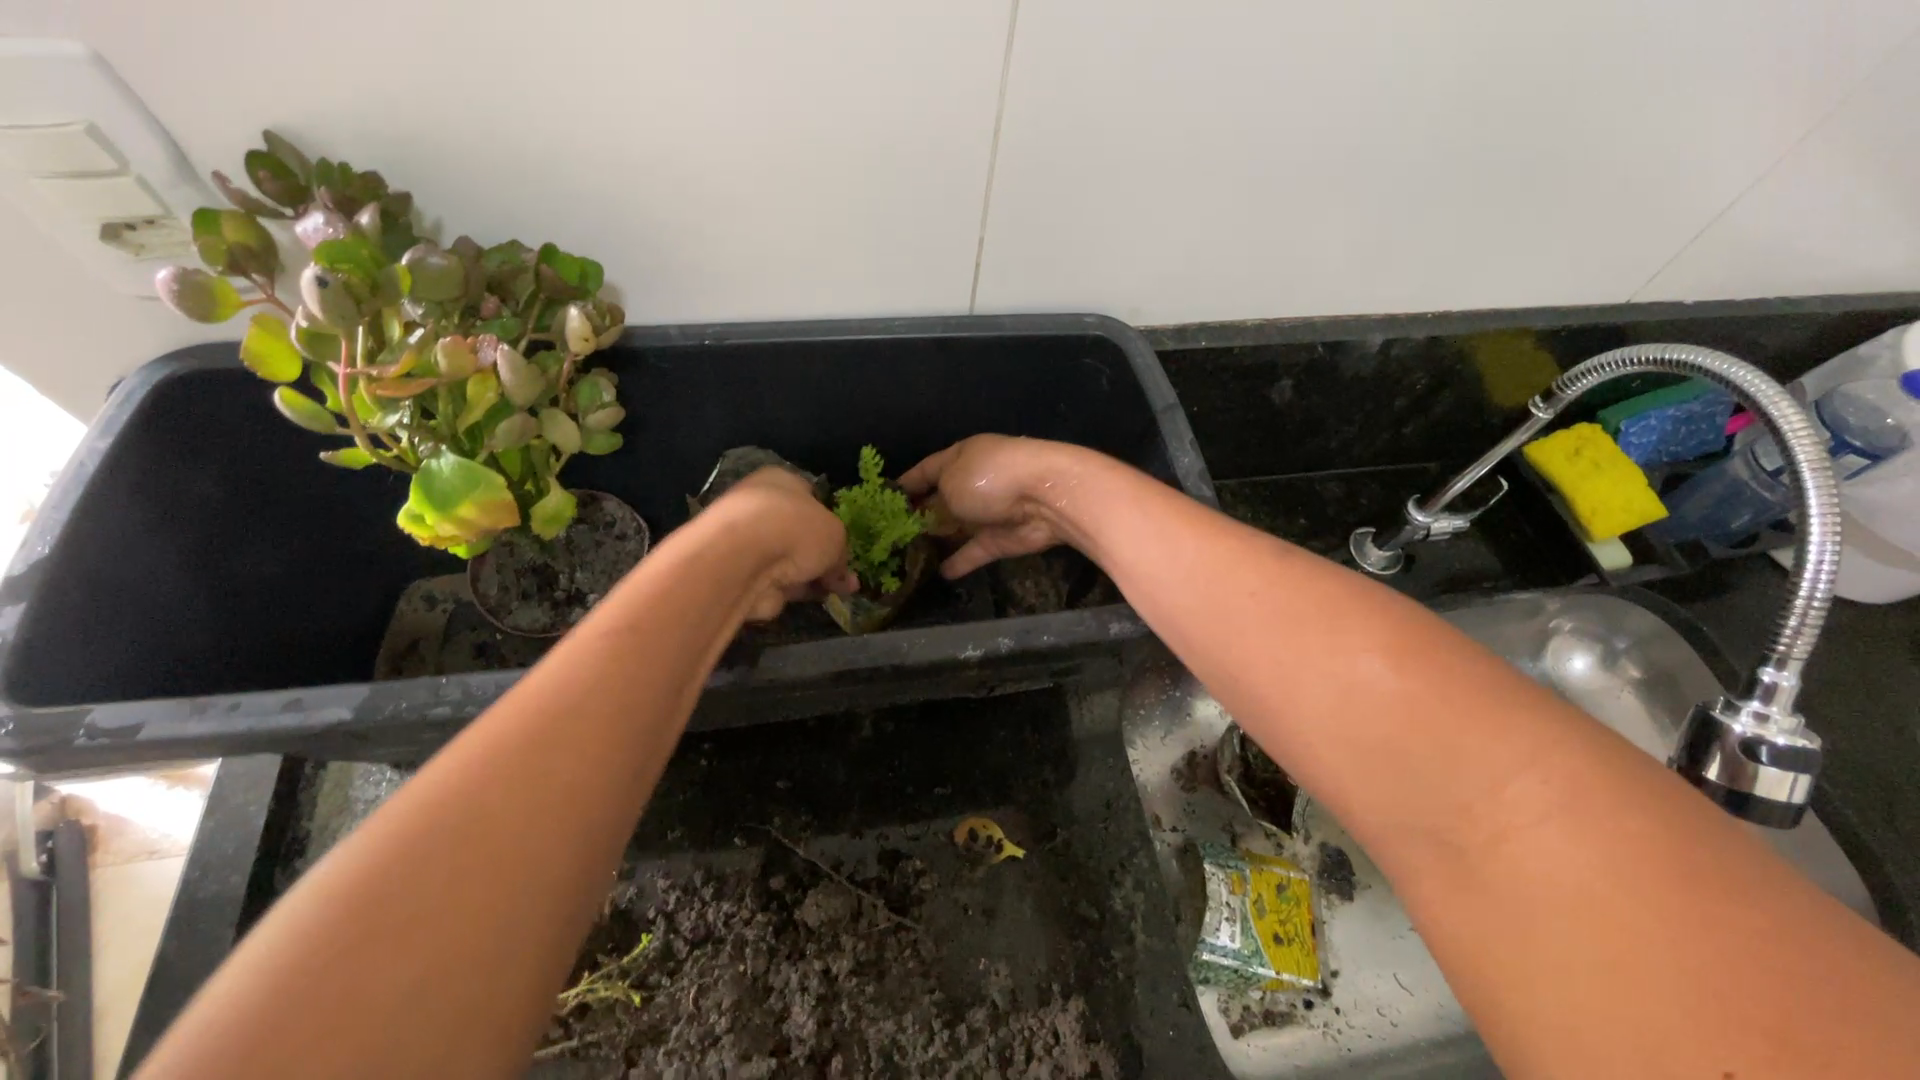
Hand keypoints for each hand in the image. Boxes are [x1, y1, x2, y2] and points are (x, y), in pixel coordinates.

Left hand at [709, 467, 857, 620]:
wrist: (743, 557)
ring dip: (809, 578)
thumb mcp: (836, 536)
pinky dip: (787, 592)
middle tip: (844, 579)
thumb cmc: (797, 528)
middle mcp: (760, 506)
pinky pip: (772, 583)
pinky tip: (805, 597)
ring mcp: (746, 542)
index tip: (842, 546)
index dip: (828, 523)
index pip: (809, 499)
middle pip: (799, 535)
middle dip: (822, 559)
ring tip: (834, 593)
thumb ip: (839, 556)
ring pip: (787, 562)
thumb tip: (840, 577)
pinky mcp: (737, 573)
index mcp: (781, 481)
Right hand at [899, 435, 1094, 578]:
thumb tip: (923, 516)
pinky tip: (936, 574)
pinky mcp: (1000, 539)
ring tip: (905, 559)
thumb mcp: (949, 481)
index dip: (904, 485)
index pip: (925, 470)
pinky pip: (973, 552)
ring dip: (935, 542)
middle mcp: (973, 483)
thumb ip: (931, 502)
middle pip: (939, 502)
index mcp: (960, 458)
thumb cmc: (990, 478)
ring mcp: (988, 513)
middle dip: (917, 518)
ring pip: (955, 529)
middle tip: (887, 538)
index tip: (880, 502)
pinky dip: (958, 562)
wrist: (1045, 497)